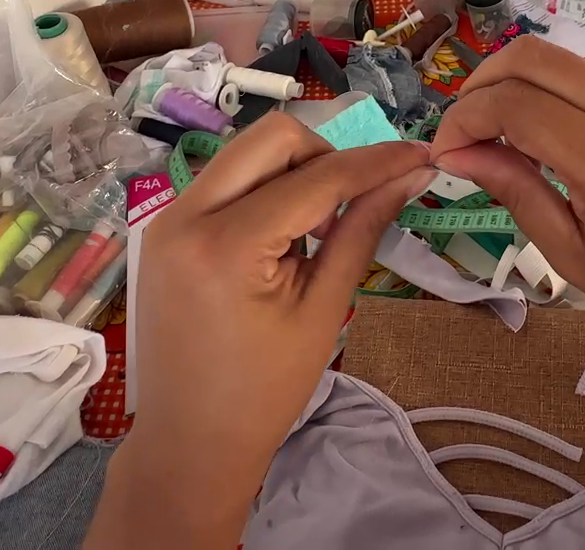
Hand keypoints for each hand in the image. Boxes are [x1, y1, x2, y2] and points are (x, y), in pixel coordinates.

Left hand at [87, 115, 432, 548]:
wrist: (188, 447)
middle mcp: (185, 214)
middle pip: (273, 136)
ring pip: (248, 150)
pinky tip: (284, 233)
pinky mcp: (165, 226)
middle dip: (326, 154)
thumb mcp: (326, 309)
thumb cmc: (264, 391)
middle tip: (353, 199)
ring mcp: (167, 217)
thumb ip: (365, 228)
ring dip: (295, 169)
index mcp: (226, 246)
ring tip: (316, 226)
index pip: (318, 177)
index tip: (420, 155)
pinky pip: (228, 177)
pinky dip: (267, 186)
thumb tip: (411, 175)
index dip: (376, 162)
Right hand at [428, 36, 584, 357]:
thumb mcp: (572, 255)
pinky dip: (563, 88)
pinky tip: (560, 128)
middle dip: (482, 82)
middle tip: (465, 126)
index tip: (446, 150)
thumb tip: (457, 153)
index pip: (515, 105)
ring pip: (564, 57)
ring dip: (522, 84)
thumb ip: (513, 190)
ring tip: (509, 133)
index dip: (465, 119)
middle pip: (533, 56)